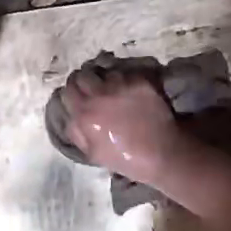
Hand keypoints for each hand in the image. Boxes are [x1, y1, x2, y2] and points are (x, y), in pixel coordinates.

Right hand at [59, 64, 192, 183]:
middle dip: (85, 80)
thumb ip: (76, 132)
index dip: (73, 91)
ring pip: (105, 72)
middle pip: (83, 74)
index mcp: (84, 114)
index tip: (78, 95)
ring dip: (106, 79)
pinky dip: (125, 79)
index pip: (68, 89)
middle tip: (93, 88)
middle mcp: (99, 95)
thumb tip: (70, 115)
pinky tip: (130, 90)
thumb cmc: (126, 158)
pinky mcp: (139, 81)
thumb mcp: (93, 153)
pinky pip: (126, 73)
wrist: (163, 153)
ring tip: (113, 89)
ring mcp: (121, 86)